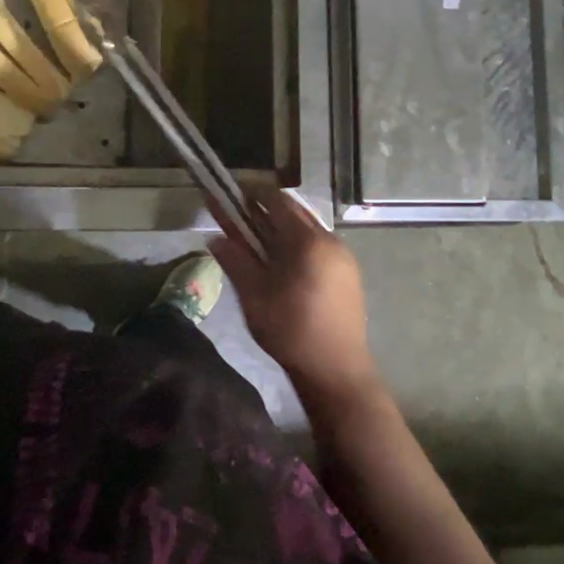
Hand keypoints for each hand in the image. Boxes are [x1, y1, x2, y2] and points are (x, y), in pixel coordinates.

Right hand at [207, 188, 380, 407]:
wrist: (336, 370)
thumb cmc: (290, 331)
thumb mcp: (254, 295)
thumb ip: (235, 260)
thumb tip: (215, 237)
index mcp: (308, 241)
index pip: (277, 200)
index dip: (251, 193)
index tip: (229, 193)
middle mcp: (330, 241)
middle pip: (294, 212)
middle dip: (265, 209)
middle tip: (238, 216)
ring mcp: (343, 257)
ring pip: (307, 229)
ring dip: (281, 227)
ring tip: (255, 240)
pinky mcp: (348, 274)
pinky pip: (318, 246)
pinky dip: (296, 243)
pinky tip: (280, 262)